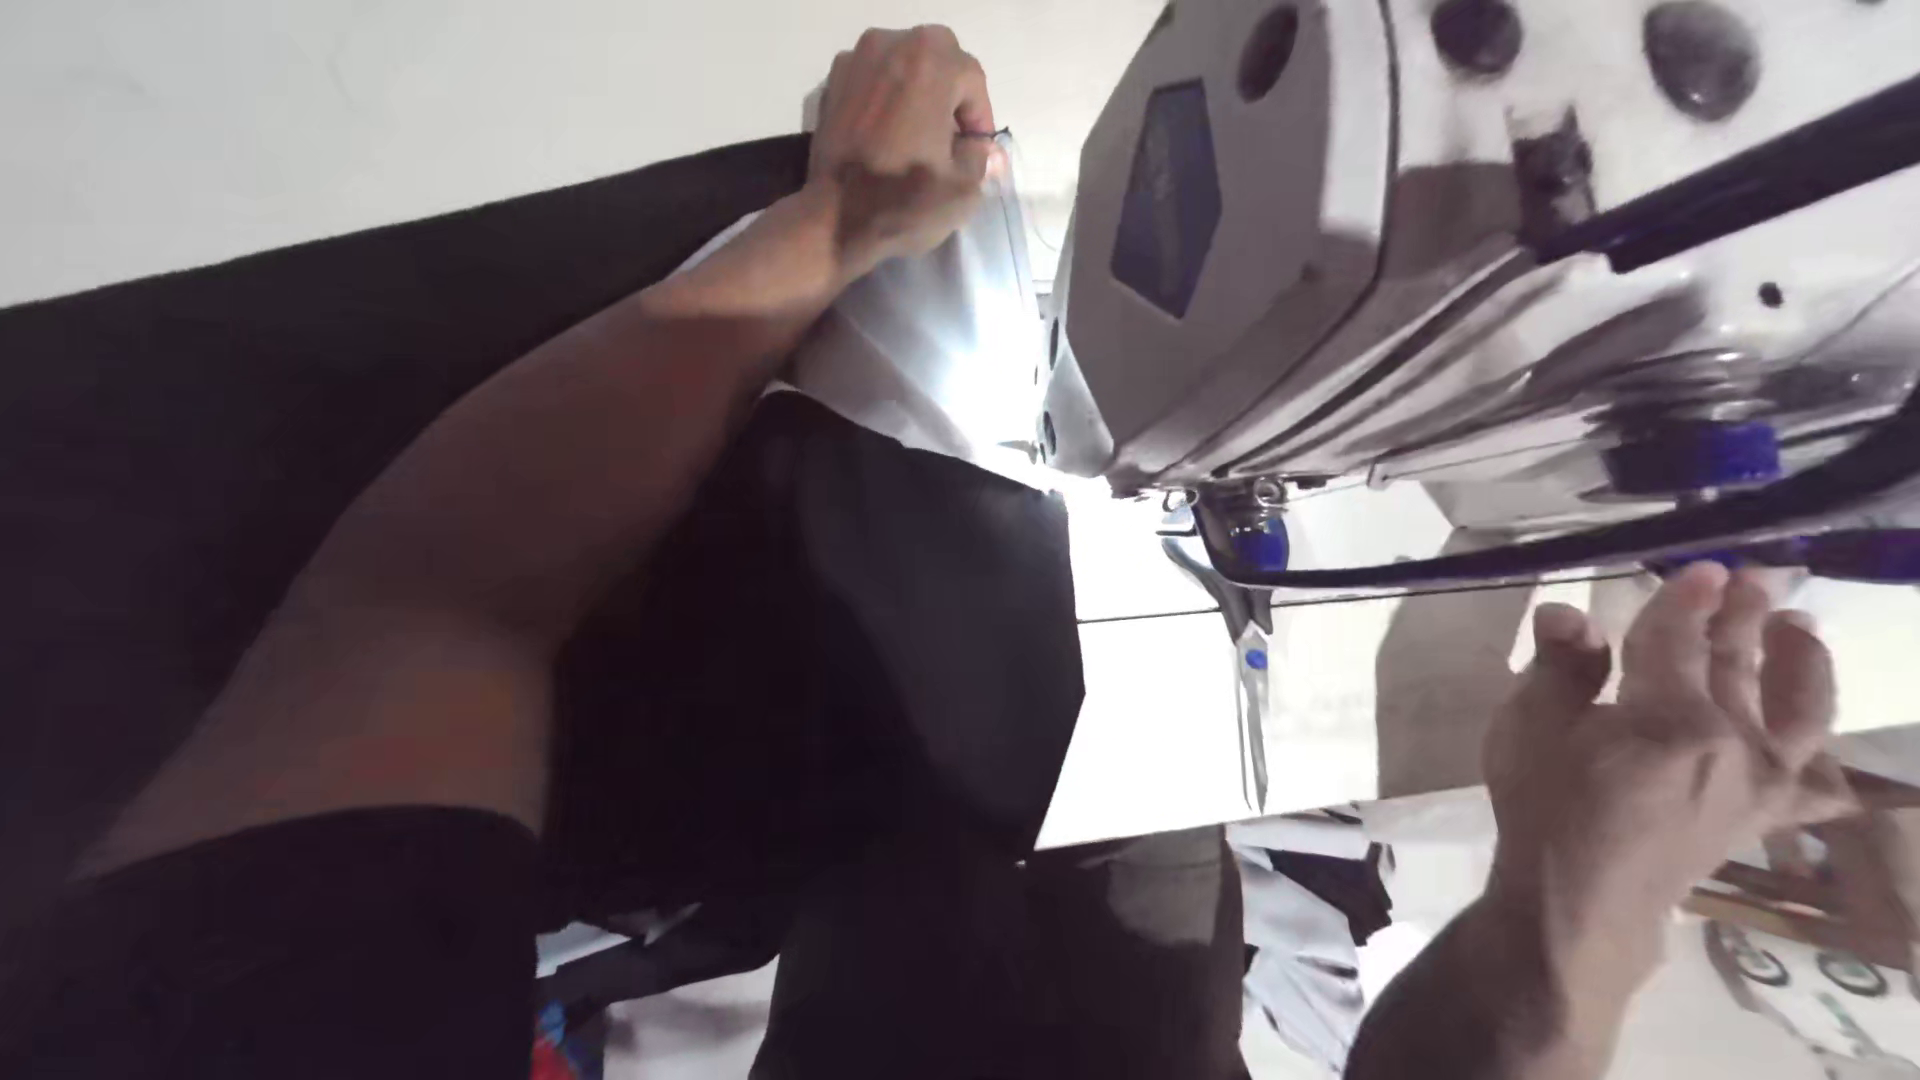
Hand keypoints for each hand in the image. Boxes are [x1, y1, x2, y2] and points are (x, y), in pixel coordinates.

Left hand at [808, 26, 1000, 276]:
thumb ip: (980, 159)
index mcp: (931, 62)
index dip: (979, 119)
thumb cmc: (905, 204)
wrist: (835, 222)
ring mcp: (855, 61)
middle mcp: (891, 45)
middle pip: (936, 60)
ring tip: (916, 138)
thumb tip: (984, 148)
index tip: (976, 152)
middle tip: (949, 140)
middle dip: (949, 96)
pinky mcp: (831, 86)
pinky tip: (886, 139)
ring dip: (916, 96)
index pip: (972, 80)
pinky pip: (871, 84)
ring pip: (901, 66)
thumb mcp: (962, 190)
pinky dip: (885, 103)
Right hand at [1481, 564, 1850, 1009]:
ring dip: (1800, 665)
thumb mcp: (1528, 724)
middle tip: (1758, 579)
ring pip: (1797, 712)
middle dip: (1744, 617)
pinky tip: (1816, 745)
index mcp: (1671, 717)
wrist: (1580, 887)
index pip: (1679, 642)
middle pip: (1740, 665)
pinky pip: (1818, 784)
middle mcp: (1737, 744)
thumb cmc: (1542, 797)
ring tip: (1801, 629)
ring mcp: (1764, 783)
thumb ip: (1558, 667)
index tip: (1703, 566)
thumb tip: (1567, 610)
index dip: (1685, 601)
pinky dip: (1823, 758)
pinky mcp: (1767, 816)